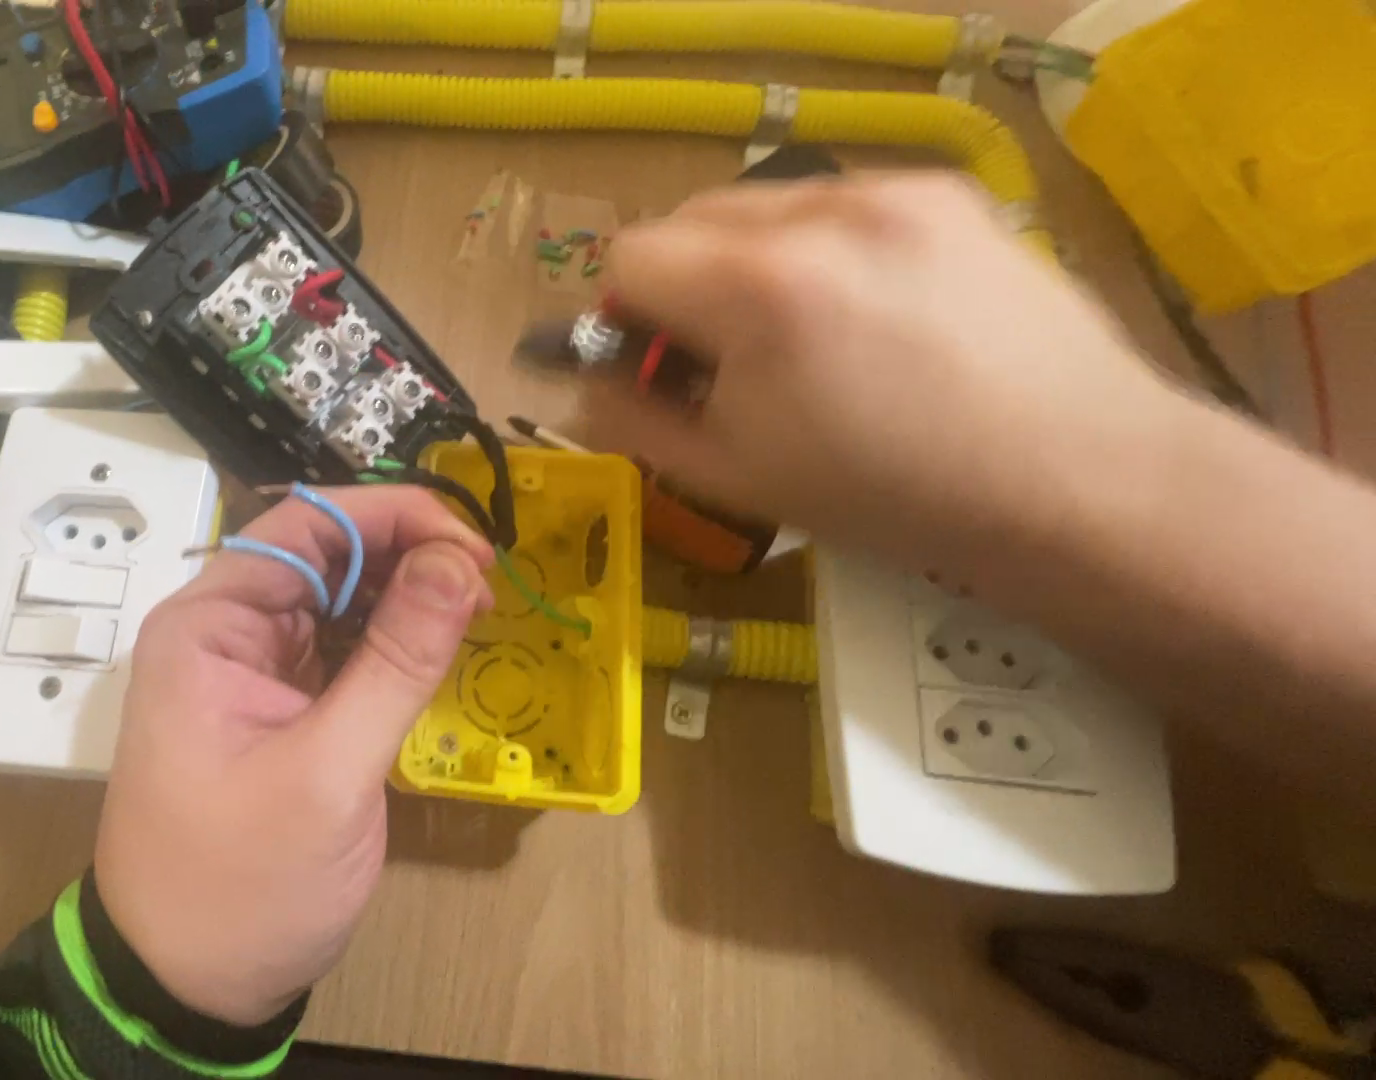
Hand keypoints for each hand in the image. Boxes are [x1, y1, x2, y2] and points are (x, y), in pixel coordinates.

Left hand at [94, 487, 493, 1025]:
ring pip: (339, 596)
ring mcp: (252, 666)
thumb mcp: (330, 772)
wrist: (189, 984)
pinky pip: (343, 644)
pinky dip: (393, 638)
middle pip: (325, 555)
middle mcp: (226, 629)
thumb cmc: (245, 882)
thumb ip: (397, 661)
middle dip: (407, 553)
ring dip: (406, 593)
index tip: (471, 546)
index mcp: (210, 625)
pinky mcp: (282, 701)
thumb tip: (459, 562)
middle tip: (484, 584)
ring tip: (474, 609)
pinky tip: (437, 643)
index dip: (393, 518)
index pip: (306, 528)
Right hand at [587, 173, 1184, 565]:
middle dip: (678, 284)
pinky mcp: (947, 192)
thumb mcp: (728, 476)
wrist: (1072, 479)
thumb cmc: (882, 494)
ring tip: (797, 336)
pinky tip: (860, 314)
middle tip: (719, 356)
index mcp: (759, 289)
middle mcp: (823, 210)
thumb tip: (578, 382)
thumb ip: (630, 419)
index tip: (654, 363)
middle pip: (688, 217)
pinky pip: (832, 205)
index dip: (623, 313)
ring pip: (759, 205)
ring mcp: (895, 190)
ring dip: (741, 264)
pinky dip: (811, 251)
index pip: (630, 253)